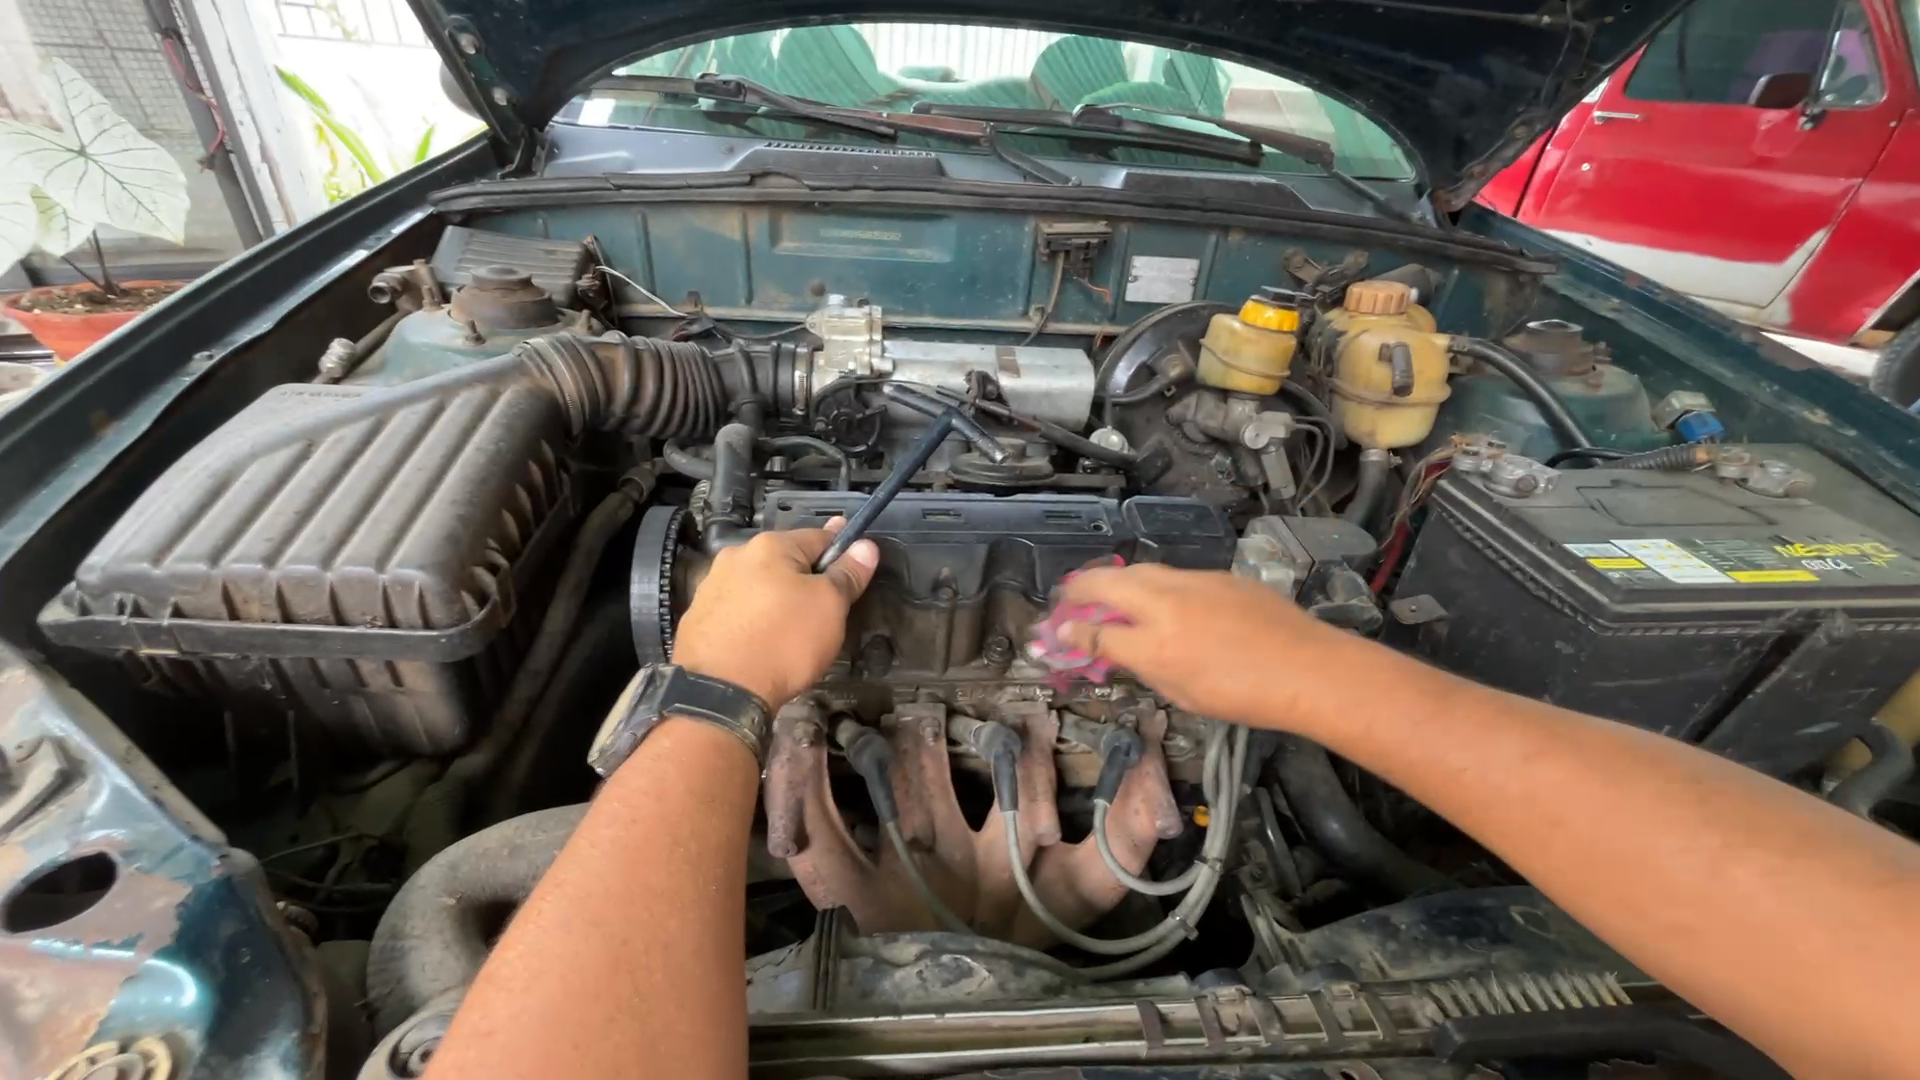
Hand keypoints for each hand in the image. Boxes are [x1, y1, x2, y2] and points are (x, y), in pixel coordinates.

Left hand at [671, 519, 878, 706]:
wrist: (718, 692)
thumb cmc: (782, 642)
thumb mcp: (829, 606)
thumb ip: (848, 574)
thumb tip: (865, 545)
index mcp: (771, 545)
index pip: (820, 537)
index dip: (843, 552)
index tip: (856, 567)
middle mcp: (736, 556)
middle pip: (786, 561)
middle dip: (807, 579)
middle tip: (826, 609)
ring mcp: (712, 587)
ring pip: (760, 586)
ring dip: (777, 599)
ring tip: (792, 632)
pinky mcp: (697, 618)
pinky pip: (739, 610)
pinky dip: (754, 619)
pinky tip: (763, 643)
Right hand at [1056, 564, 1351, 729]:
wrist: (1309, 669)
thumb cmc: (1244, 695)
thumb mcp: (1182, 693)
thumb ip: (1142, 666)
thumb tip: (1119, 651)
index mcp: (1155, 644)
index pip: (1096, 633)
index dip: (1070, 633)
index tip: (1056, 632)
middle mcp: (1166, 603)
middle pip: (1106, 584)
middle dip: (1078, 588)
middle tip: (1066, 597)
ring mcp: (1193, 582)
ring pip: (1140, 572)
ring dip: (1115, 581)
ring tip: (1105, 592)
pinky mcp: (1218, 576)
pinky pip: (1173, 576)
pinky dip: (1153, 585)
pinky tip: (1160, 600)